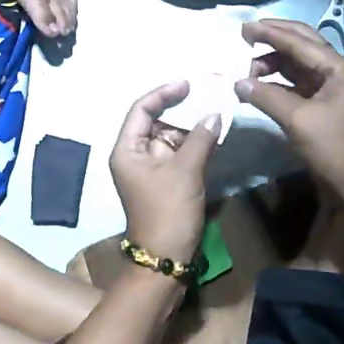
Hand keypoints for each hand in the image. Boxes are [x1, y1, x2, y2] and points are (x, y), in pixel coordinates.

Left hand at [110, 81, 217, 264]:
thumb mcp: (186, 171)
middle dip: (182, 109)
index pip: (142, 110)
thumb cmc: (168, 210)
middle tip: (209, 96)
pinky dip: (194, 143)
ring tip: (216, 112)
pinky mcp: (166, 180)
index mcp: (128, 150)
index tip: (188, 85)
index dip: (164, 93)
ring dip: (192, 127)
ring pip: (171, 137)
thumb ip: (200, 138)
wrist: (166, 258)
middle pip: (157, 122)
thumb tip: (215, 114)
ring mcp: (151, 169)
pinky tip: (214, 135)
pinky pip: (179, 153)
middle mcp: (135, 155)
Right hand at [236, 20, 343, 207]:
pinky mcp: (324, 104)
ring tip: (248, 69)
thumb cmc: (333, 150)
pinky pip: (297, 83)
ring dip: (274, 62)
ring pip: (299, 64)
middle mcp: (339, 72)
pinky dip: (278, 81)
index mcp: (340, 69)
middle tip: (246, 35)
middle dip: (275, 38)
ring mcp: (332, 88)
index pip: (301, 42)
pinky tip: (259, 84)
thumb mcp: (298, 120)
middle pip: (304, 44)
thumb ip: (267, 96)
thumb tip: (238, 82)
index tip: (244, 28)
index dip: (271, 33)